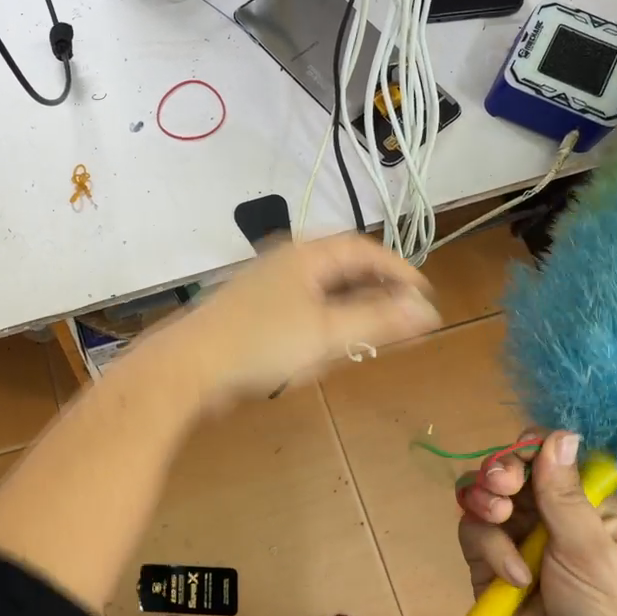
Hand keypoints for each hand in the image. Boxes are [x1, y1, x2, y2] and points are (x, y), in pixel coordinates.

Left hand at [144, 235, 439, 403]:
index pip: (363, 249)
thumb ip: (379, 321)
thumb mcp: (327, 334)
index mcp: (305, 255)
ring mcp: (266, 285)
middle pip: (342, 266)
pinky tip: (330, 344)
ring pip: (321, 288)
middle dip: (376, 288)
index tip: (423, 294)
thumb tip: (427, 310)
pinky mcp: (253, 311)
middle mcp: (285, 261)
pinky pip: (302, 306)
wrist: (189, 366)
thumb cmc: (261, 344)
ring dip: (352, 306)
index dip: (397, 269)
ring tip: (375, 332)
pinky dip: (326, 320)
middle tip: (403, 314)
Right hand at [456, 431, 616, 615]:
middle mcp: (548, 519)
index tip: (523, 451)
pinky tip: (513, 576)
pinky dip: (489, 548)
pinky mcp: (486, 568)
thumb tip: (561, 430)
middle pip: (509, 472)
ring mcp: (514, 543)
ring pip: (483, 498)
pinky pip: (472, 534)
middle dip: (500, 471)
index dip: (532, 450)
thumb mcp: (595, 550)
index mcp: (586, 509)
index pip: (551, 461)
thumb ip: (565, 493)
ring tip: (498, 518)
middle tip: (503, 484)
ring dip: (486, 501)